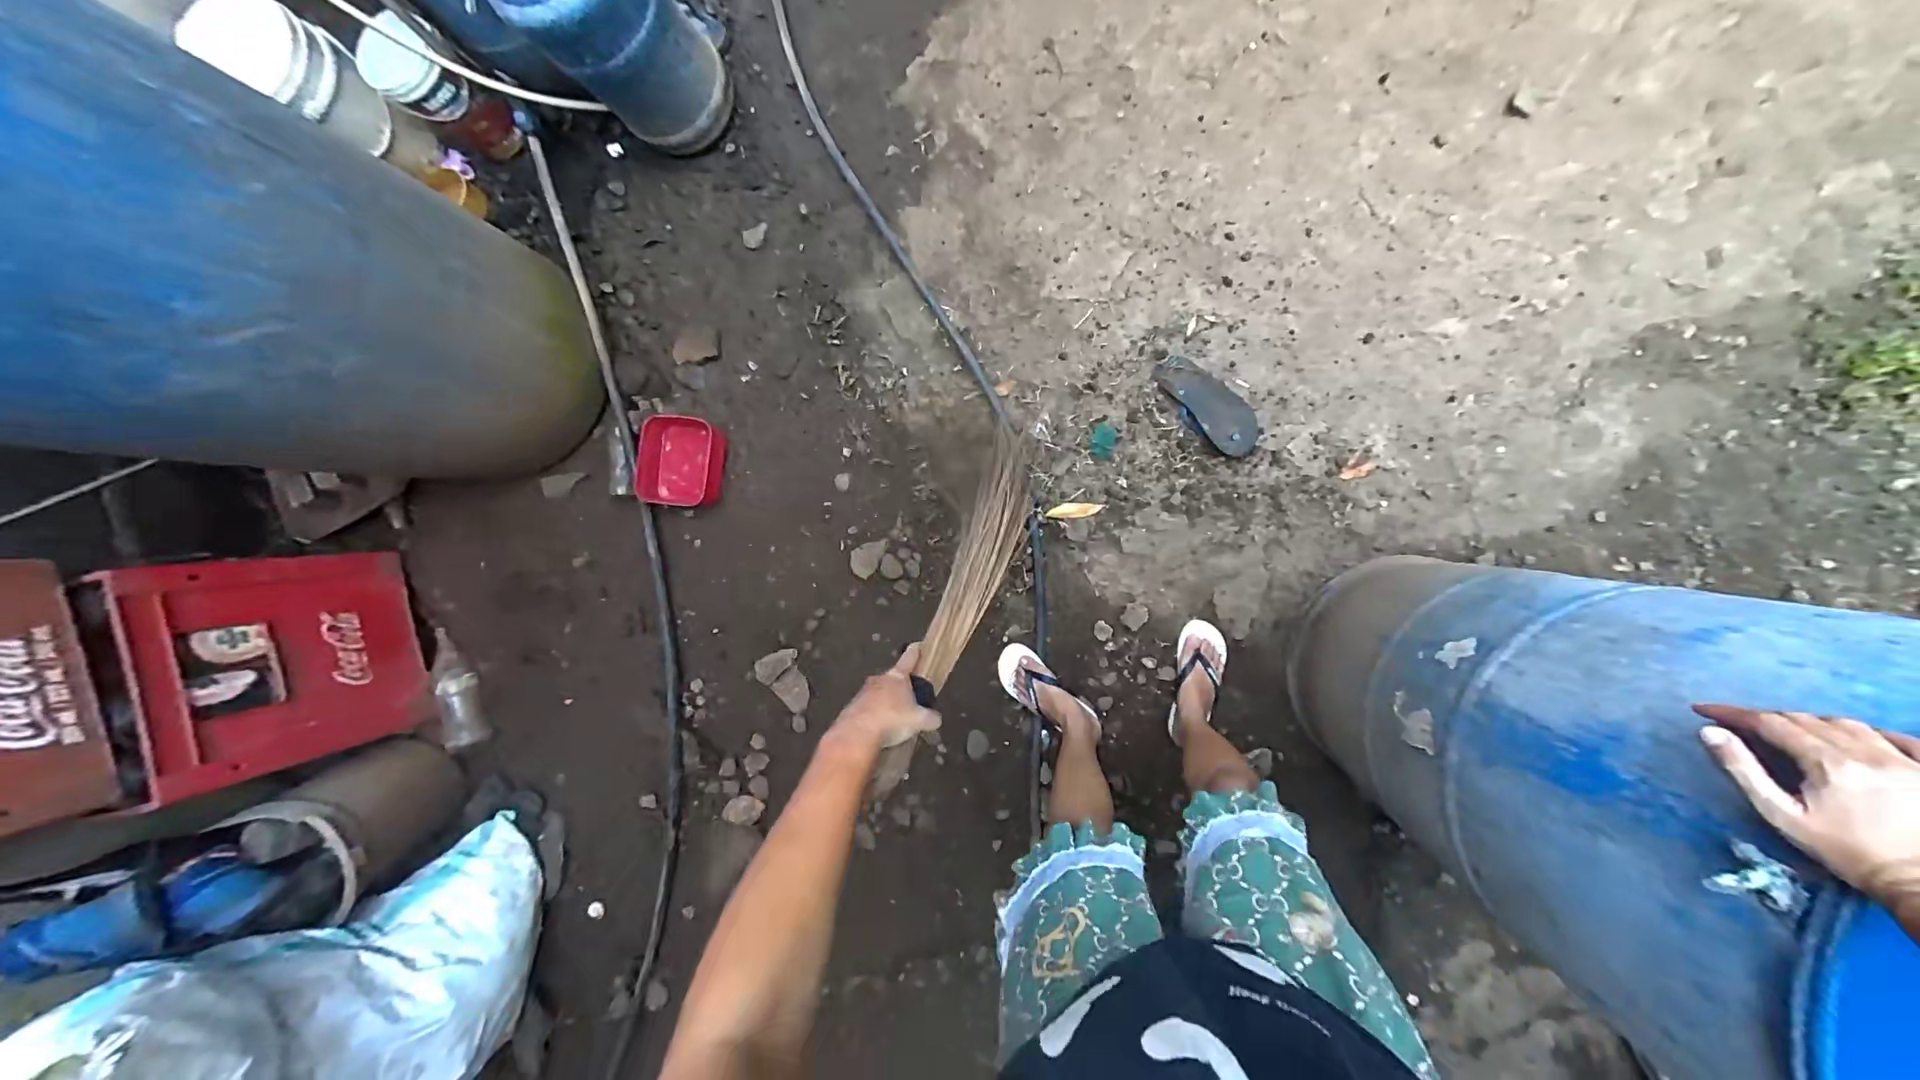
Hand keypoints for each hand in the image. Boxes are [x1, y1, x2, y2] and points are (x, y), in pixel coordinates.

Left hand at [831, 643, 940, 749]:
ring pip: (879, 695)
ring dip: (887, 705)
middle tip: (910, 702)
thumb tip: (935, 719)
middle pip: (893, 679)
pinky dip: (875, 717)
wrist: (856, 734)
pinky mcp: (852, 709)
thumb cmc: (892, 719)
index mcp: (897, 677)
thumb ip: (931, 718)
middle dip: (901, 688)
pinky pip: (868, 710)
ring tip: (895, 722)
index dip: (915, 652)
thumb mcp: (920, 720)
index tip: (917, 646)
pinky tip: (880, 731)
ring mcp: (863, 693)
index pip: (909, 659)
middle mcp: (879, 680)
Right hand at [1696, 704, 1919, 905]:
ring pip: (1848, 725)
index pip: (1770, 723)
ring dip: (1812, 723)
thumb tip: (1711, 731)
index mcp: (1829, 764)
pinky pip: (1900, 738)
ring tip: (1794, 733)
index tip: (1705, 710)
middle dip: (1769, 719)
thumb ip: (1743, 770)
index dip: (1733, 713)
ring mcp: (1906, 761)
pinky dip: (1869, 732)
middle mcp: (1868, 755)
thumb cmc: (1843, 851)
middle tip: (1744, 726)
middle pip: (1807, 720)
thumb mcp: (1781, 814)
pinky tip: (1858, 739)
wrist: (1918, 883)